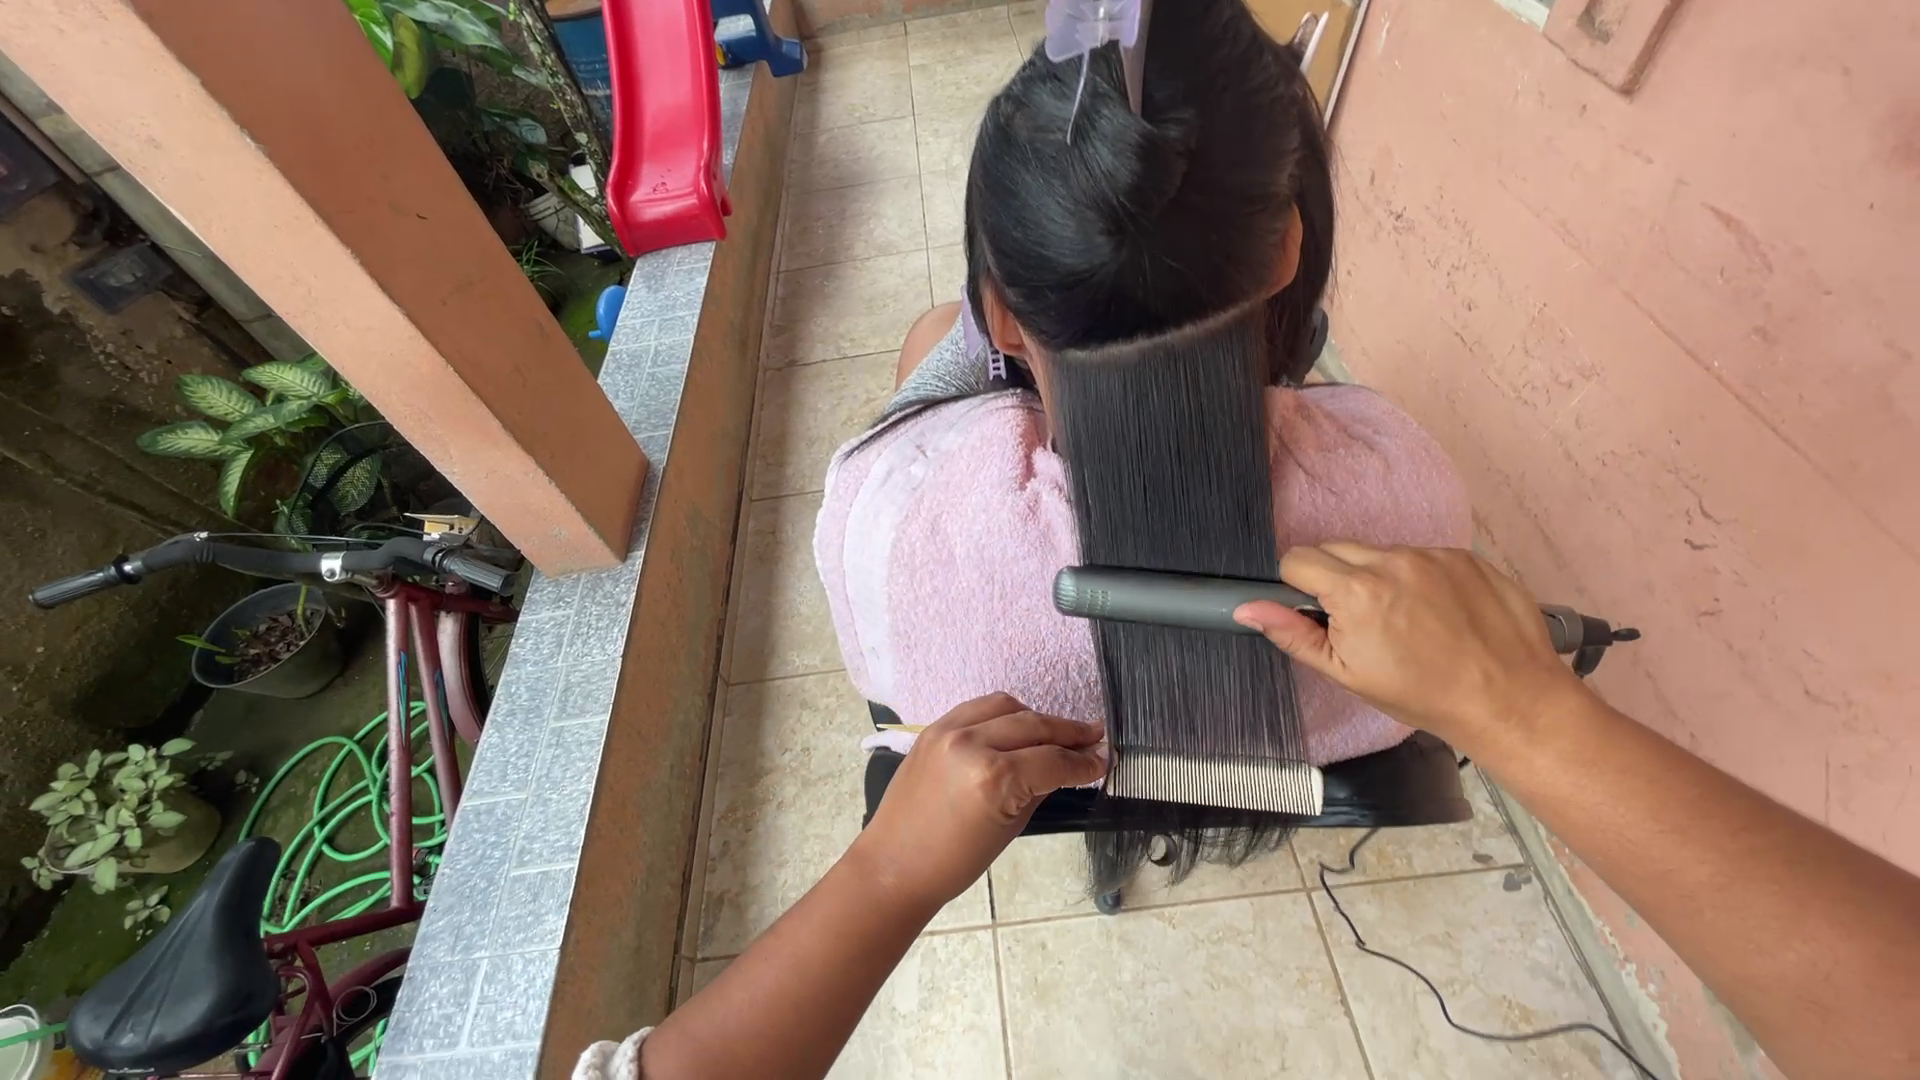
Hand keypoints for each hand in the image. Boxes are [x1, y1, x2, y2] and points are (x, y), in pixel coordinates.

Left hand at [850, 693, 1106, 911]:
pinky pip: (978, 707)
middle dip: (1069, 732)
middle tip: (1095, 736)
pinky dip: (1003, 712)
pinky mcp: (934, 727)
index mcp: (993, 778)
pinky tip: (1019, 724)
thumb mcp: (1011, 827)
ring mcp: (949, 731)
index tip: (1105, 759)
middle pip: (1034, 726)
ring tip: (1058, 731)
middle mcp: (971, 744)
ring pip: (1007, 706)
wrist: (895, 864)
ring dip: (1036, 717)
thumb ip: (1042, 787)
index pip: (1053, 761)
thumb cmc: (955, 861)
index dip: (1084, 762)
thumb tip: (1072, 766)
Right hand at [1234, 543, 1587, 744]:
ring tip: (1403, 618)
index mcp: (1356, 591)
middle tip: (1358, 619)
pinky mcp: (1464, 555)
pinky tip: (1435, 611)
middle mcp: (1392, 561)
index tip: (1318, 611)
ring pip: (1378, 552)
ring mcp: (1432, 555)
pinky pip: (1420, 555)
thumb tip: (1247, 608)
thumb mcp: (1344, 673)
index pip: (1298, 559)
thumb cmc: (1421, 693)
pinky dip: (1416, 576)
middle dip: (1334, 577)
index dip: (1298, 585)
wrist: (1512, 699)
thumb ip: (1292, 633)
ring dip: (1376, 576)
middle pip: (1335, 548)